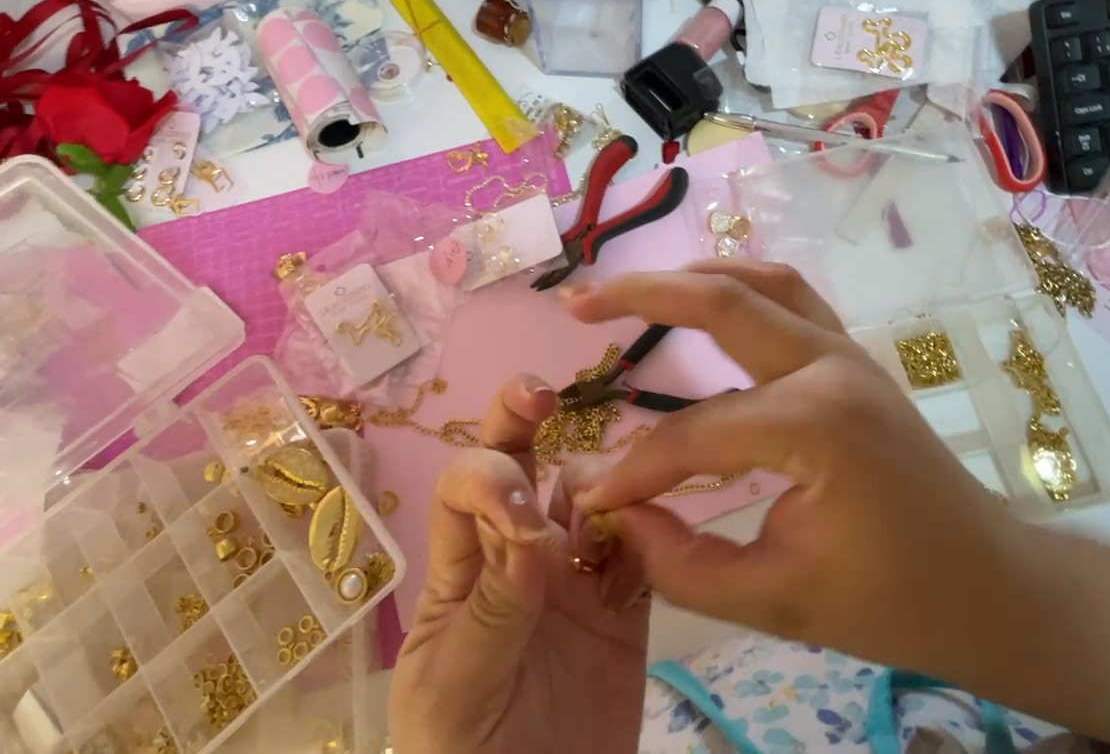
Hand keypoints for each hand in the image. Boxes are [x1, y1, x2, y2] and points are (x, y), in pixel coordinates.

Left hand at [389, 376, 649, 753]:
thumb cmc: (463, 753)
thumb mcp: (454, 688)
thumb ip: (492, 611)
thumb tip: (532, 532)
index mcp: (463, 569)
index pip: (463, 489)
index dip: (486, 477)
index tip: (521, 512)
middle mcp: (517, 555)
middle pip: (516, 465)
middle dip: (520, 418)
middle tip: (539, 393)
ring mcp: (574, 578)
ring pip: (589, 498)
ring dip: (603, 488)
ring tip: (620, 520)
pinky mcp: (625, 607)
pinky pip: (641, 552)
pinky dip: (650, 536)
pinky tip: (654, 548)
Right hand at [563, 260, 1029, 675]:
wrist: (990, 586)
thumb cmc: (893, 602)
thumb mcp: (780, 603)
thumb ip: (682, 564)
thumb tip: (614, 512)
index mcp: (816, 426)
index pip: (694, 434)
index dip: (631, 468)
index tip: (587, 496)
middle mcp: (830, 366)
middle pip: (721, 301)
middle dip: (640, 296)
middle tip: (576, 304)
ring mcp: (847, 351)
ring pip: (758, 280)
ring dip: (688, 276)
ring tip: (628, 290)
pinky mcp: (851, 355)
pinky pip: (787, 295)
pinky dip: (735, 284)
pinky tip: (700, 298)